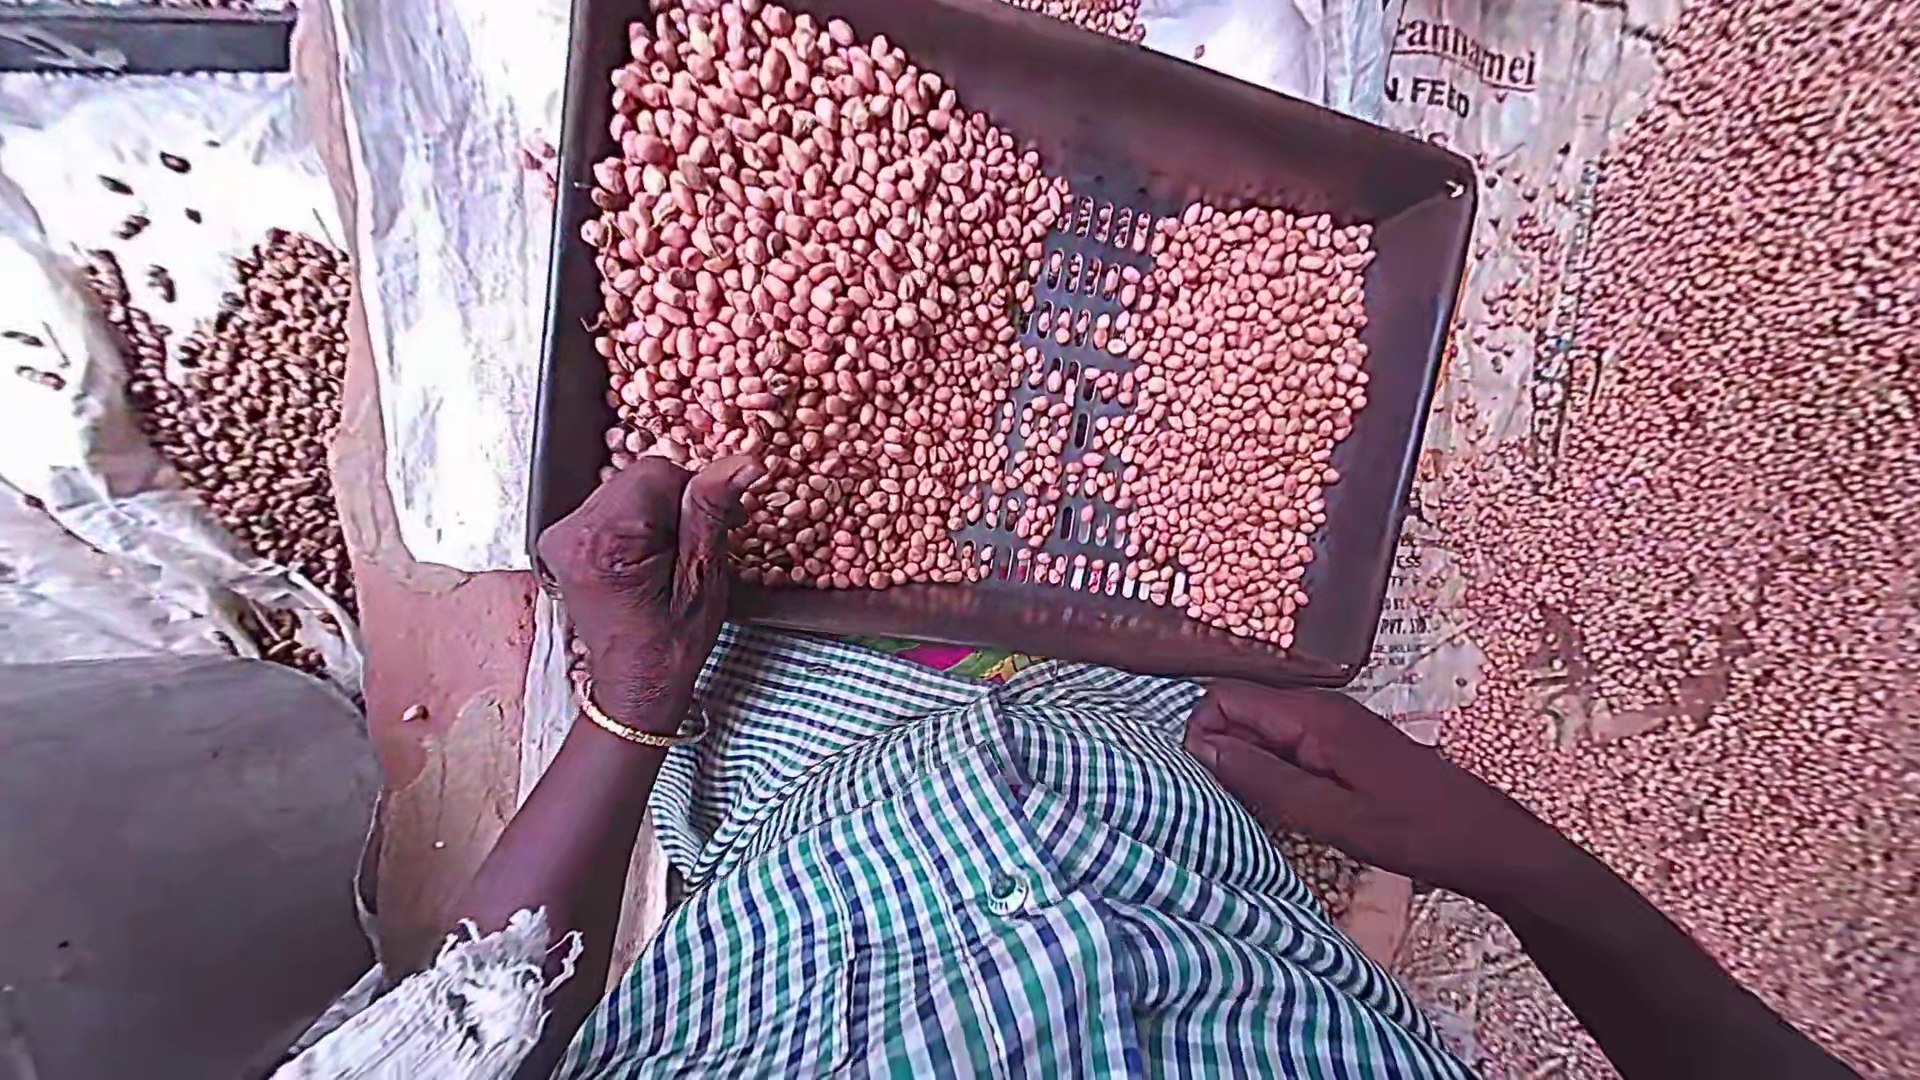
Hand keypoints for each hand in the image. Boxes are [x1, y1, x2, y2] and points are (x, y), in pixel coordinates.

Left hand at [536, 454, 762, 731]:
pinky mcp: (565, 541)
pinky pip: (617, 507)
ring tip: (680, 553)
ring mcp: (560, 536)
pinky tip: (658, 554)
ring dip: (665, 512)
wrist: (635, 683)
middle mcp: (569, 532)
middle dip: (681, 503)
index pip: (657, 472)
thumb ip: (712, 511)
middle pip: (640, 478)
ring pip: (630, 489)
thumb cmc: (672, 643)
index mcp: (602, 542)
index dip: (698, 492)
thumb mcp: (703, 575)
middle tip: (703, 544)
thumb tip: (744, 464)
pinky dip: (646, 521)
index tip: (721, 524)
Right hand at [1184, 683, 1577, 905]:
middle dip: (1223, 750)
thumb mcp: (1334, 816)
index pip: (1224, 698)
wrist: (1498, 846)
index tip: (1206, 777)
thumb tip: (1202, 748)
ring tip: (1258, 806)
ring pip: (1259, 728)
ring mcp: (1329, 721)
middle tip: (1231, 800)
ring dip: (1246, 762)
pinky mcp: (1339, 739)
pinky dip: (1271, 768)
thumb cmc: (1418, 833)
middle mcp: (1315, 706)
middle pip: (1239, 711)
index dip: (1202, 732)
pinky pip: (1283, 742)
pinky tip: (1285, 803)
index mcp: (1311, 715)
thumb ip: (1263, 779)